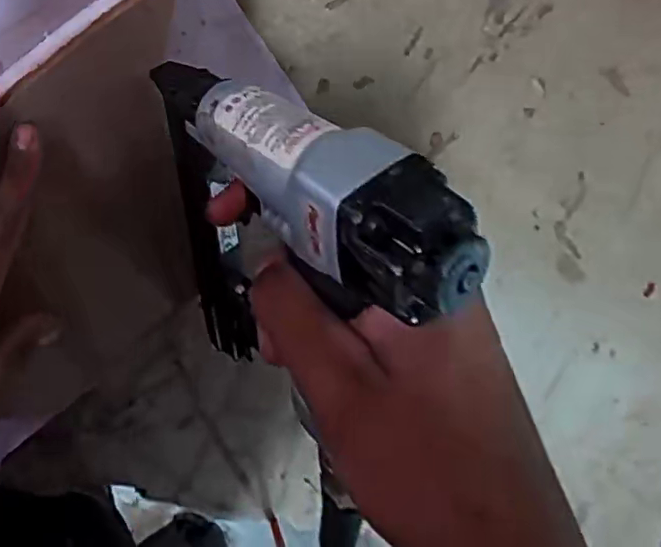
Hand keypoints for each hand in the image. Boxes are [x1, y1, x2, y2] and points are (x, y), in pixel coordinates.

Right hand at [209, 184, 585, 546]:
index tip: (224, 210)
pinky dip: (333, 327)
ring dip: (305, 305)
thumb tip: (260, 252)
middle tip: (262, 324)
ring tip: (283, 356)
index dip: (270, 193)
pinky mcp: (435, 335)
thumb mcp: (341, 389)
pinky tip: (317, 369)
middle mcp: (430, 271)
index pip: (331, 198)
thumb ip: (293, 311)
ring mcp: (436, 304)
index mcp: (414, 266)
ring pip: (348, 278)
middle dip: (285, 268)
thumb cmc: (424, 467)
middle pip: (336, 239)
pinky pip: (369, 309)